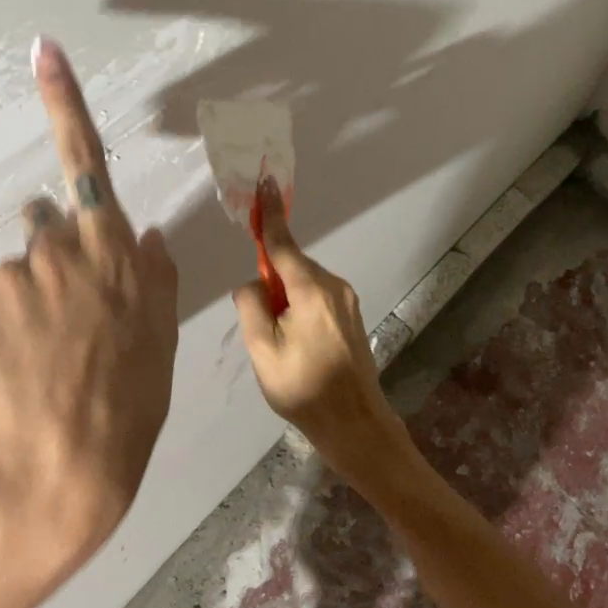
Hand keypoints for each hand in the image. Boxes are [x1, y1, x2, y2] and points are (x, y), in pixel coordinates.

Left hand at [0, 38, 178, 607]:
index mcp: (113, 248)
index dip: (64, 101)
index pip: (86, 160)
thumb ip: (157, 276)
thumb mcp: (164, 336)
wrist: (63, 466)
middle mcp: (58, 247)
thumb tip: (150, 234)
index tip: (43, 51)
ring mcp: (9, 276)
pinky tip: (9, 371)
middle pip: (45, 229)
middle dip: (52, 259)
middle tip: (66, 322)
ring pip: (14, 276)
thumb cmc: (131, 400)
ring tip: (39, 360)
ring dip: (24, 305)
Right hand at [232, 180, 400, 466]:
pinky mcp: (351, 316)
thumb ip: (251, 308)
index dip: (269, 215)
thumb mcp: (263, 352)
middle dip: (271, 282)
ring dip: (285, 300)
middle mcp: (334, 287)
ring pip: (303, 284)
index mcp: (311, 290)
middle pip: (292, 266)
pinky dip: (298, 309)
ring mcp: (347, 301)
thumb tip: (251, 285)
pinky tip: (296, 345)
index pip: (283, 244)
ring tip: (280, 346)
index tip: (264, 184)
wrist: (356, 424)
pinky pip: (316, 298)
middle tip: (261, 326)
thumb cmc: (305, 390)